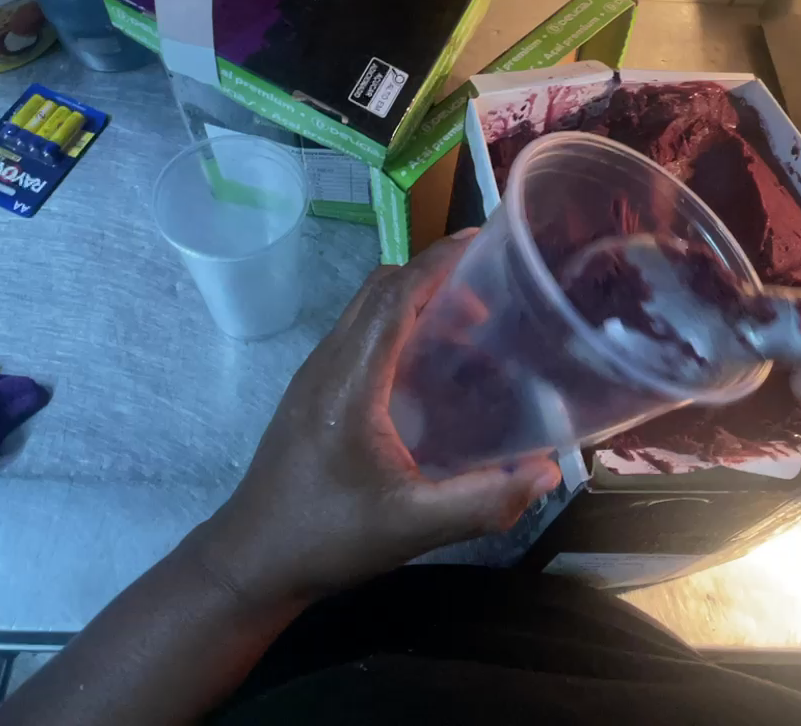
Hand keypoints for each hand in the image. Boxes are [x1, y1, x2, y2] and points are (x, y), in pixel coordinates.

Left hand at [193, 233, 562, 606]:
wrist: (252, 559)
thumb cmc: (328, 537)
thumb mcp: (413, 527)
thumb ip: (483, 502)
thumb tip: (547, 473)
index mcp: (351, 379)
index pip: (394, 296)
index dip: (437, 262)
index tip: (480, 242)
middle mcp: (329, 361)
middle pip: (378, 289)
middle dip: (432, 276)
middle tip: (488, 294)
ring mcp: (316, 372)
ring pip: (366, 308)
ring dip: (413, 300)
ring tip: (468, 330)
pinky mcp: (314, 388)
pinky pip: (359, 333)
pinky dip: (396, 326)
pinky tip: (428, 371)